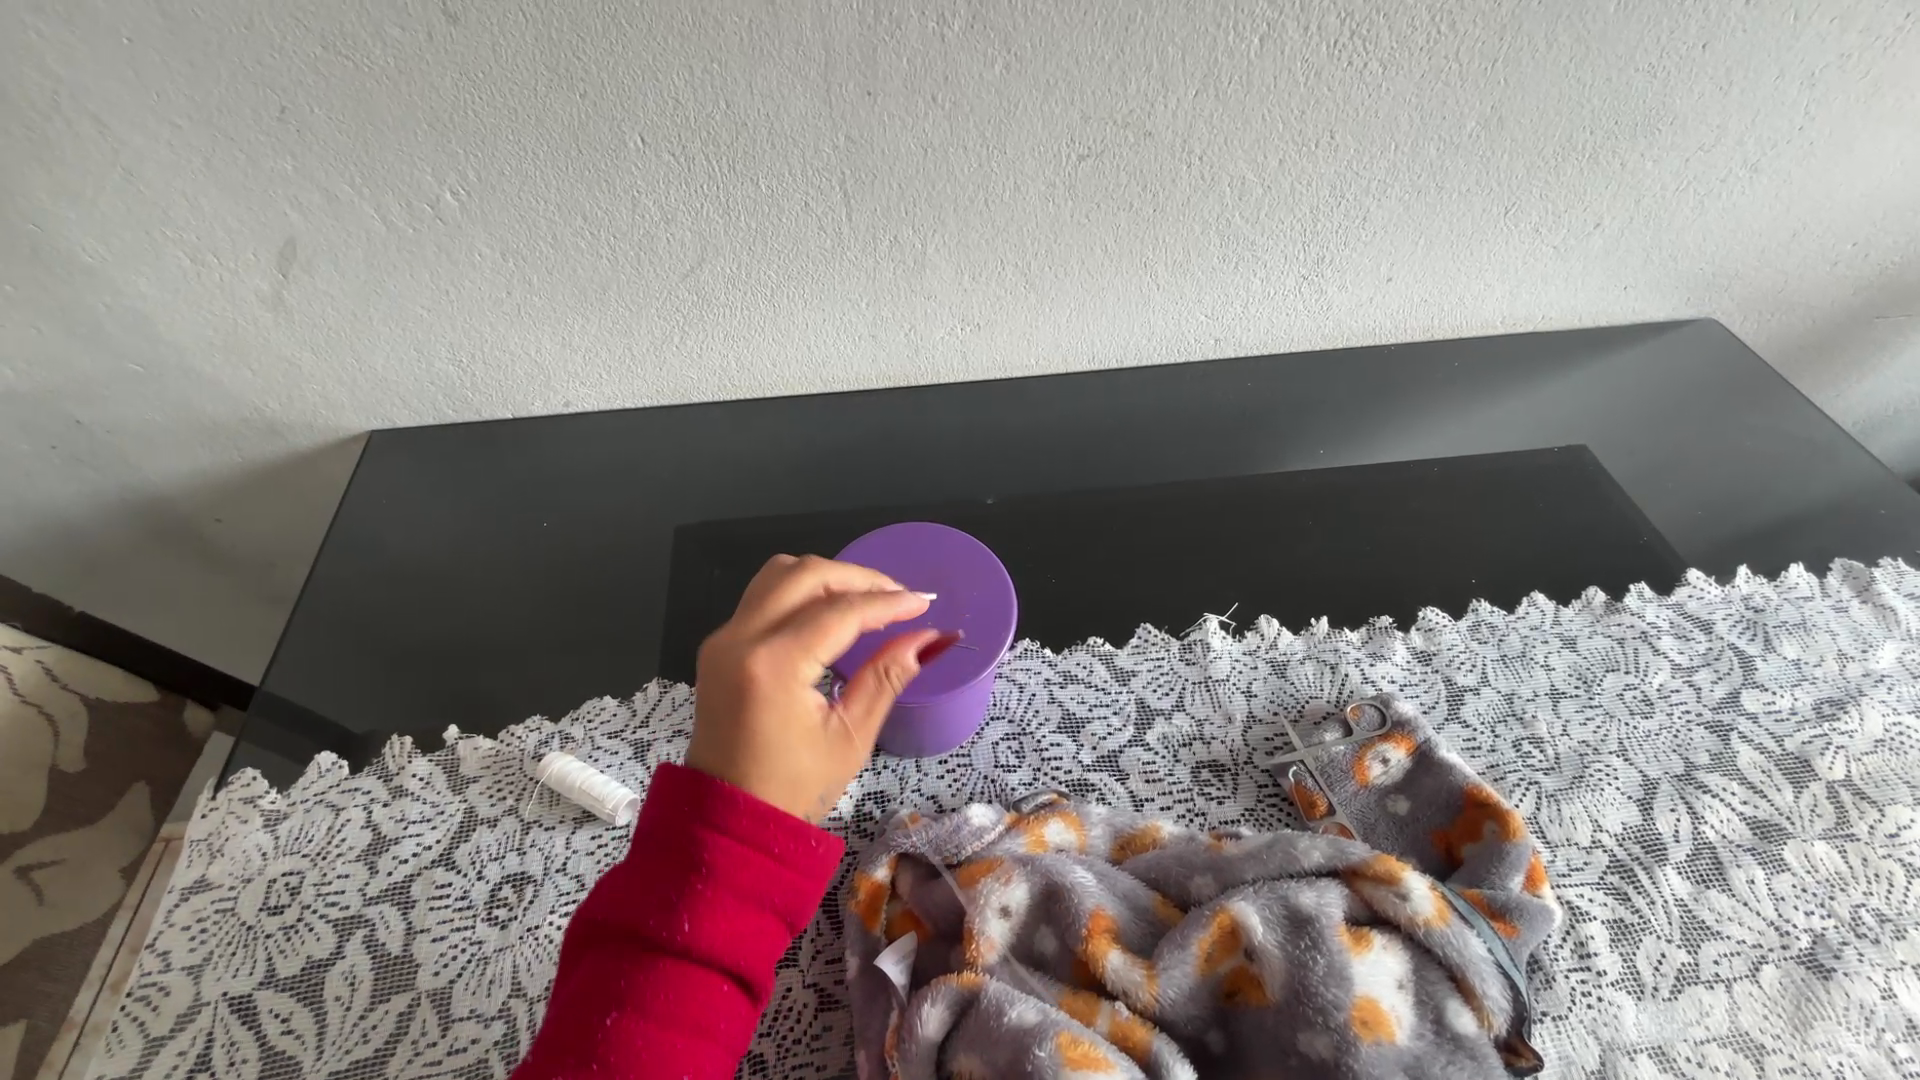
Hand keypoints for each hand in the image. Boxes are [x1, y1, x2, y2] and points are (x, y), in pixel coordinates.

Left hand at [687, 554, 954, 822]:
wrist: (725, 823)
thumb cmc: (792, 789)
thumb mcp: (851, 737)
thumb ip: (887, 677)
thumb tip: (928, 638)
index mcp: (773, 665)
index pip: (839, 612)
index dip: (887, 603)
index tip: (924, 604)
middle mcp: (740, 639)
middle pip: (805, 574)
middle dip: (858, 578)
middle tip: (898, 598)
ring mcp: (723, 640)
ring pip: (778, 575)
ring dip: (826, 578)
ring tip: (866, 601)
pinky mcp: (719, 647)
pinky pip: (763, 596)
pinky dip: (801, 592)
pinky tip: (832, 613)